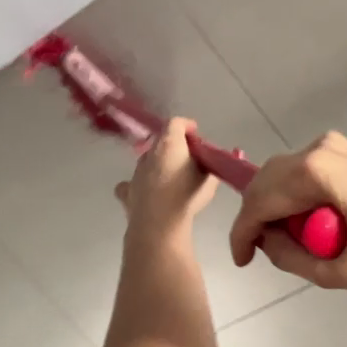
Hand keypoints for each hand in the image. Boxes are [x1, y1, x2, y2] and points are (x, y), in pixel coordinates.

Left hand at [115, 118, 217, 239]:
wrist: (159, 224)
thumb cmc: (187, 196)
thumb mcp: (210, 178)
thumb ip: (213, 165)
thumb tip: (219, 158)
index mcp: (169, 143)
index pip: (175, 123)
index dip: (186, 126)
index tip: (196, 135)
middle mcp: (149, 153)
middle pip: (161, 141)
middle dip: (174, 147)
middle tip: (188, 160)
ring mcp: (135, 172)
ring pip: (147, 161)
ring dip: (158, 165)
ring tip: (172, 180)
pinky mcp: (127, 191)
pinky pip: (132, 183)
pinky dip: (140, 184)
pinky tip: (148, 193)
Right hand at [229, 131, 346, 290]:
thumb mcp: (337, 270)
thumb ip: (291, 257)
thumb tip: (267, 242)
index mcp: (316, 171)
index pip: (261, 199)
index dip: (243, 232)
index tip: (243, 262)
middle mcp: (321, 149)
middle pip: (268, 179)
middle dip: (258, 216)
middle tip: (264, 254)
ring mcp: (337, 147)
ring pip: (285, 174)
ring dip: (279, 206)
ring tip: (296, 243)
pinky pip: (307, 173)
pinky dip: (300, 196)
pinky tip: (316, 225)